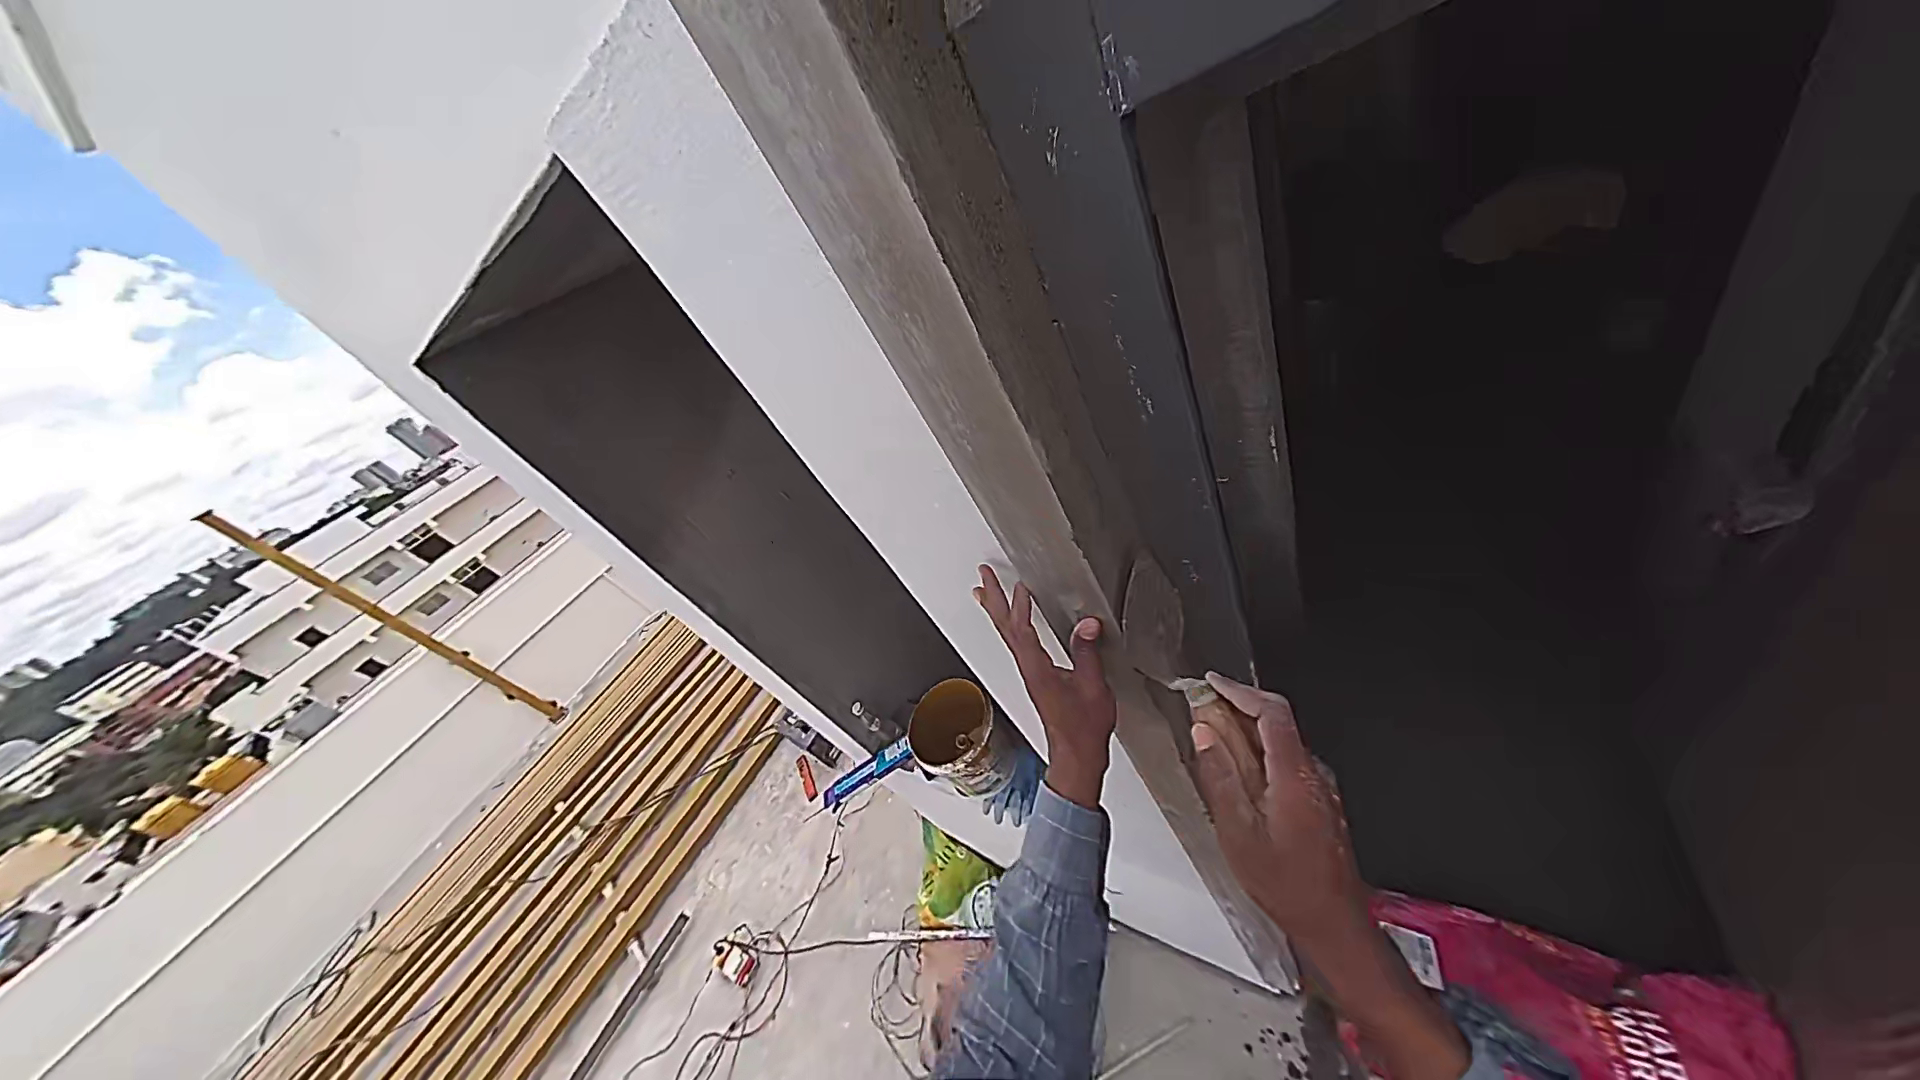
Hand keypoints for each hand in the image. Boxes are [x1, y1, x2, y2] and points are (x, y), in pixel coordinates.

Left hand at [973, 565, 1115, 808]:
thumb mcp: (1093, 688)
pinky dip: (1009, 625)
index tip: (1020, 586)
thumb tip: (1087, 624)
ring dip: (995, 610)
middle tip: (984, 575)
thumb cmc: (1083, 728)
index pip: (1022, 631)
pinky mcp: (1035, 676)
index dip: (1021, 608)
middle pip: (1004, 627)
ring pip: (1006, 634)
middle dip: (993, 598)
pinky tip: (1011, 621)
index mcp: (1038, 669)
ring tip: (984, 591)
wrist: (1076, 756)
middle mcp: (1028, 668)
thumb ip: (1088, 654)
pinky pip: (1016, 643)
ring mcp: (1030, 672)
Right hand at [1191, 672, 1469, 1079]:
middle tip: (1203, 706)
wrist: (1333, 923)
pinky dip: (1258, 751)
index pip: (1271, 712)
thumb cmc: (1288, 884)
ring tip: (1214, 734)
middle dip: (1237, 706)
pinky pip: (1286, 761)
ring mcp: (1319, 789)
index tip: (1212, 682)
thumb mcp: (1238, 830)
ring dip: (1247, 729)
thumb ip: (1219, 775)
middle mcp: (1312, 775)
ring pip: (1281, 741)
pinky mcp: (1318, 802)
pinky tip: (1239, 768)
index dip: (1239, 690)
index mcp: (1294, 776)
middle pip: (1277, 722)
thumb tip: (1204, 733)